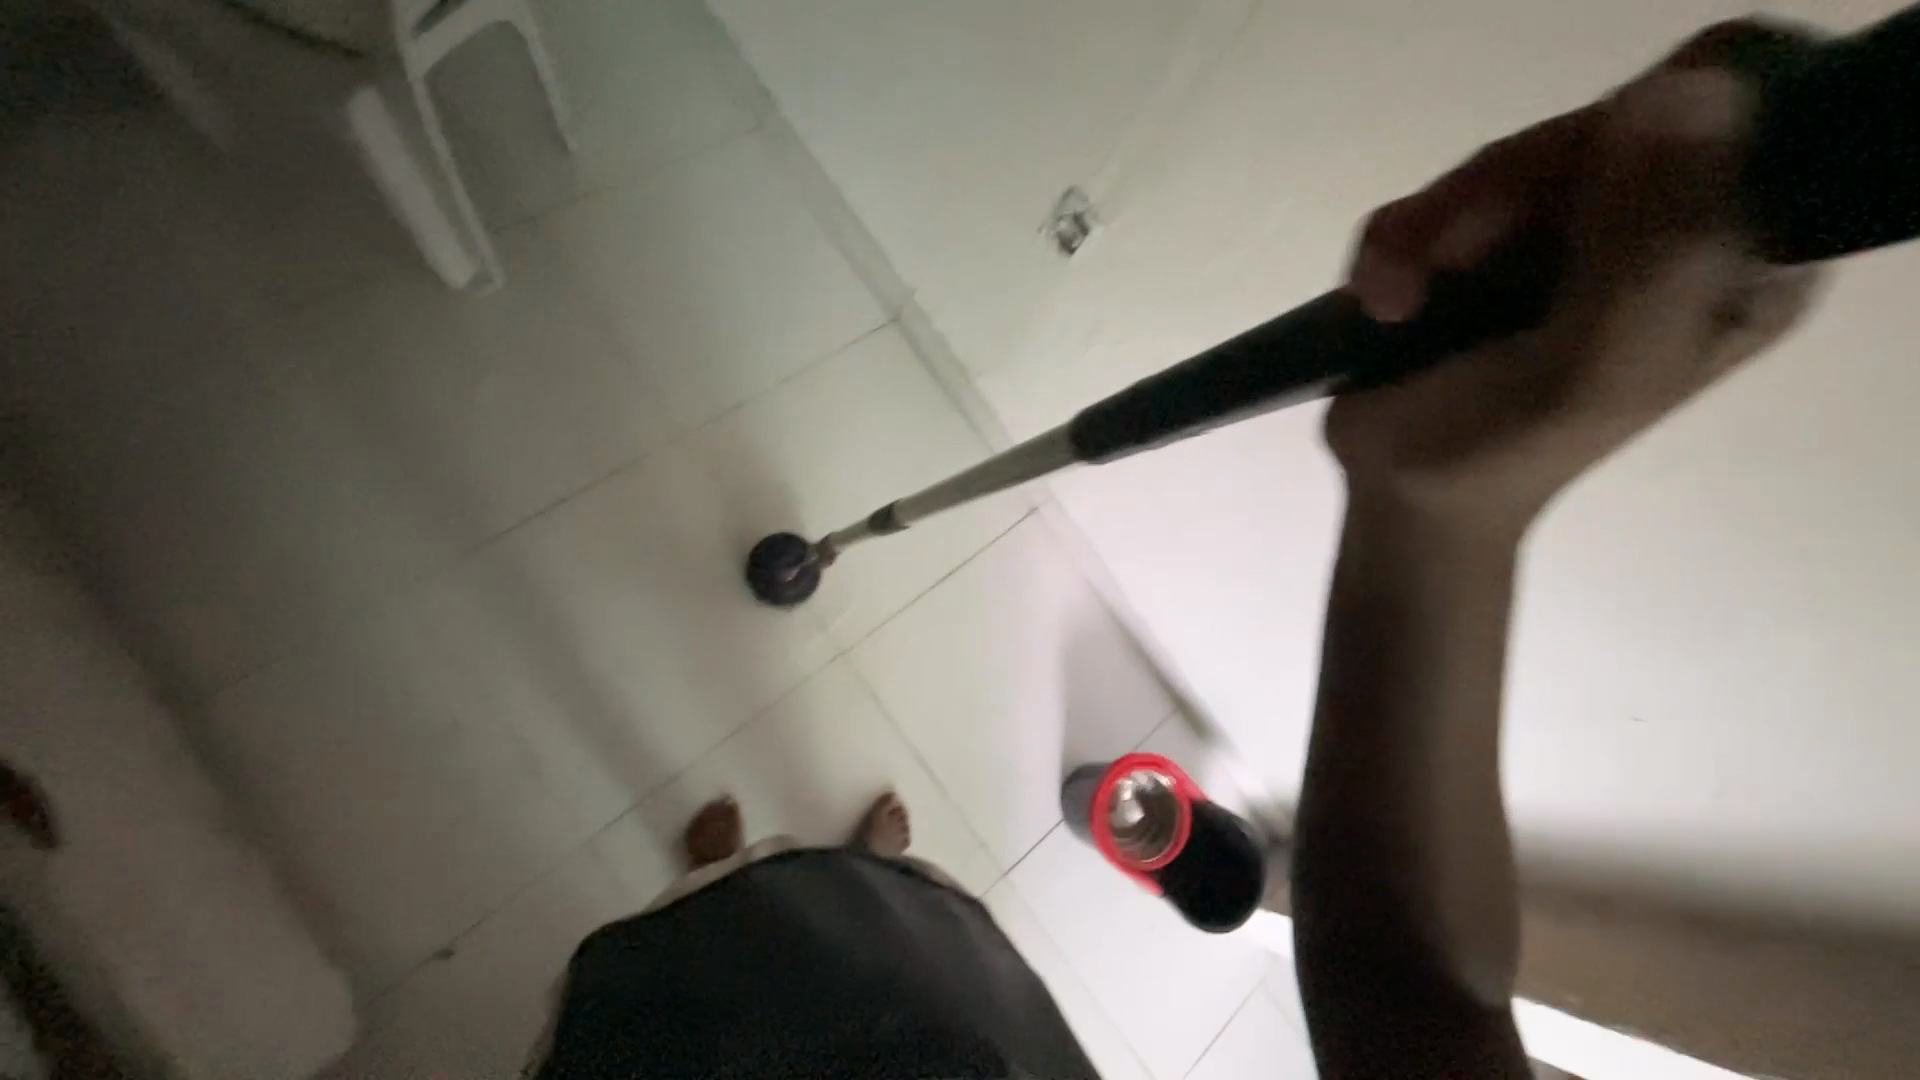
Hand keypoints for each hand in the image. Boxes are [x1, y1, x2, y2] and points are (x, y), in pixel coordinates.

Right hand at [1326, 43, 1819, 529]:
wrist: (1401, 493)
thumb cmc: (1500, 452)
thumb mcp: (1598, 368)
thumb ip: (1656, 252)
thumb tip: (1686, 91)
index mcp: (1731, 259)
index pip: (1723, 118)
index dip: (1632, 139)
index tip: (1561, 204)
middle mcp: (1657, 233)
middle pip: (1595, 130)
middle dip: (1502, 193)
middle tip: (1448, 266)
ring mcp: (1558, 237)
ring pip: (1503, 162)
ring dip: (1431, 228)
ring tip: (1397, 305)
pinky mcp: (1476, 248)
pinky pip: (1434, 199)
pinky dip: (1393, 247)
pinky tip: (1383, 303)